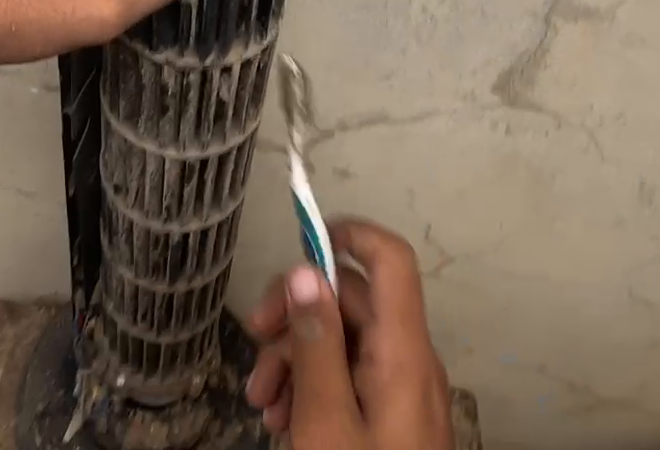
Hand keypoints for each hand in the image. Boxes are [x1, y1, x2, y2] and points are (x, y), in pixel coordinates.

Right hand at [245, 219, 453, 449]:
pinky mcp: (388, 418)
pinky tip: (279, 419)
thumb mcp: (326, 425)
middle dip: (295, 313)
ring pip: (341, 339)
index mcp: (403, 352)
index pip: (390, 259)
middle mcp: (408, 360)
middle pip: (350, 299)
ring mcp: (399, 390)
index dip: (348, 235)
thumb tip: (304, 268)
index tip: (297, 244)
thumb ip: (316, 343)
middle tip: (252, 342)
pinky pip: (346, 376)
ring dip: (293, 355)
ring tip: (260, 401)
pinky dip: (309, 385)